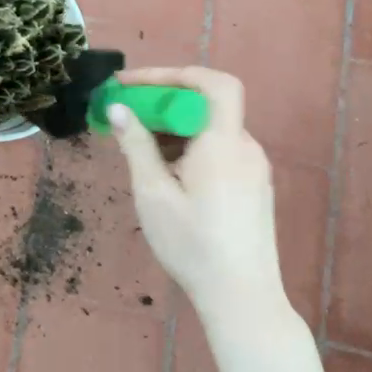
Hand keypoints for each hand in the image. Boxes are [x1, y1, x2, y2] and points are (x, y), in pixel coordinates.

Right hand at [108, 67, 284, 319]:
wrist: (241, 297)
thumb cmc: (192, 244)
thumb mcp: (152, 193)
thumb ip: (136, 146)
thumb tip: (119, 109)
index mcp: (223, 144)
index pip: (215, 84)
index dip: (175, 74)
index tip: (133, 85)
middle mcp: (244, 149)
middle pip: (206, 106)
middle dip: (161, 103)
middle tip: (123, 117)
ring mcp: (252, 169)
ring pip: (209, 130)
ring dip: (172, 128)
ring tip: (136, 151)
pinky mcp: (252, 188)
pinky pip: (217, 150)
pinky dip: (187, 148)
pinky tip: (163, 175)